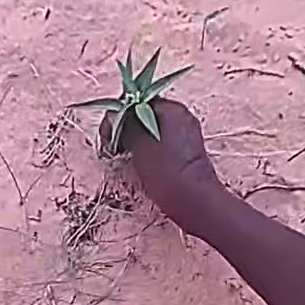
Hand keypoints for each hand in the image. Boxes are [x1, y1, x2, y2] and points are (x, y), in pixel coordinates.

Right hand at [100, 98, 226, 221]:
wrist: (195, 202)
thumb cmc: (166, 174)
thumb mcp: (138, 146)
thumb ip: (124, 125)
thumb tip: (113, 115)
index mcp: (171, 109)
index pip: (137, 102)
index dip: (118, 117)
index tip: (108, 136)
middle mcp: (182, 116)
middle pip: (146, 115)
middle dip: (127, 129)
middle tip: (114, 148)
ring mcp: (188, 134)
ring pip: (154, 130)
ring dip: (138, 140)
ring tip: (127, 158)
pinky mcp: (189, 152)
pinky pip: (165, 143)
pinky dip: (151, 149)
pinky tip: (144, 165)